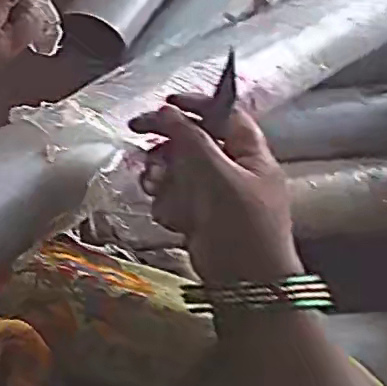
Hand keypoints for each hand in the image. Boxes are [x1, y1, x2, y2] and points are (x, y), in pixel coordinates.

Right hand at [132, 95, 301, 284]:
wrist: (245, 283)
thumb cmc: (239, 223)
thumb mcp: (216, 173)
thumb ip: (189, 137)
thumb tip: (167, 111)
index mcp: (251, 156)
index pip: (225, 115)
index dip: (197, 104)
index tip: (166, 102)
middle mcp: (233, 170)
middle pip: (192, 139)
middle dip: (165, 139)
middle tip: (135, 129)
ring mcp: (214, 193)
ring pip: (175, 166)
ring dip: (160, 173)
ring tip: (155, 185)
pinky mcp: (198, 213)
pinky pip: (172, 193)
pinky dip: (166, 200)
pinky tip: (169, 211)